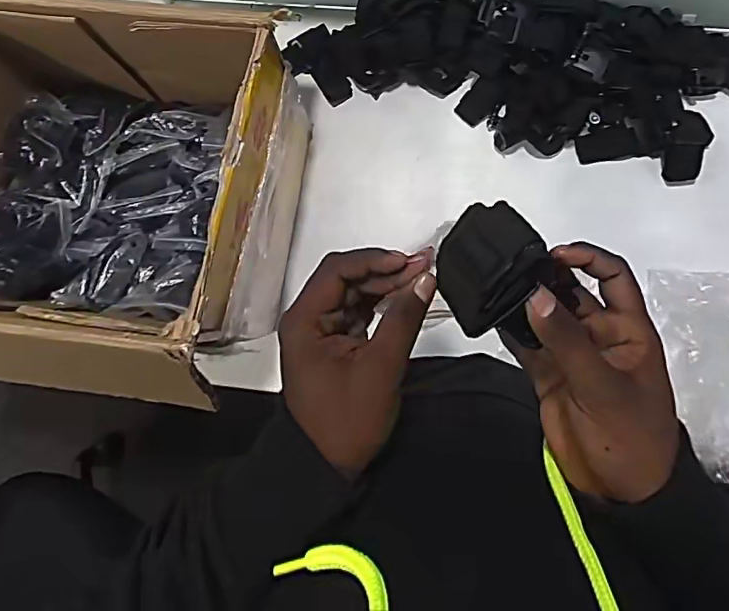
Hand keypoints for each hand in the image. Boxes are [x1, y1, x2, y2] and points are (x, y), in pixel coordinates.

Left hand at [279, 248, 435, 478]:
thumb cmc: (342, 425)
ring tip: (420, 276)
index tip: (405, 261)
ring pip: (354, 292)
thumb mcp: (380, 368)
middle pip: (346, 277)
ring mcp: (321, 329)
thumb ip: (403, 319)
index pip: (337, 270)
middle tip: (421, 264)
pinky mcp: (334, 341)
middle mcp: (308, 319)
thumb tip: (423, 282)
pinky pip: (358, 310)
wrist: (325, 468)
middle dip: (385, 269)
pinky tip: (405, 297)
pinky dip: (382, 302)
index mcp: (304, 319)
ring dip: (386, 284)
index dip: (373, 260)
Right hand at [505, 243, 679, 502]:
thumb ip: (566, 339)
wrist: (621, 494)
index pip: (613, 277)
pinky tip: (492, 316)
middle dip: (546, 277)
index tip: (555, 254)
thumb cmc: (632, 438)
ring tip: (498, 287)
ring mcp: (571, 353)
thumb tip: (534, 294)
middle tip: (515, 268)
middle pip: (571, 290)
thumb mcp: (604, 386)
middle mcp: (598, 335)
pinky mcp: (548, 372)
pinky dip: (509, 328)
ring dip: (525, 301)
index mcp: (627, 331)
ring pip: (544, 313)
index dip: (588, 258)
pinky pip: (525, 341)